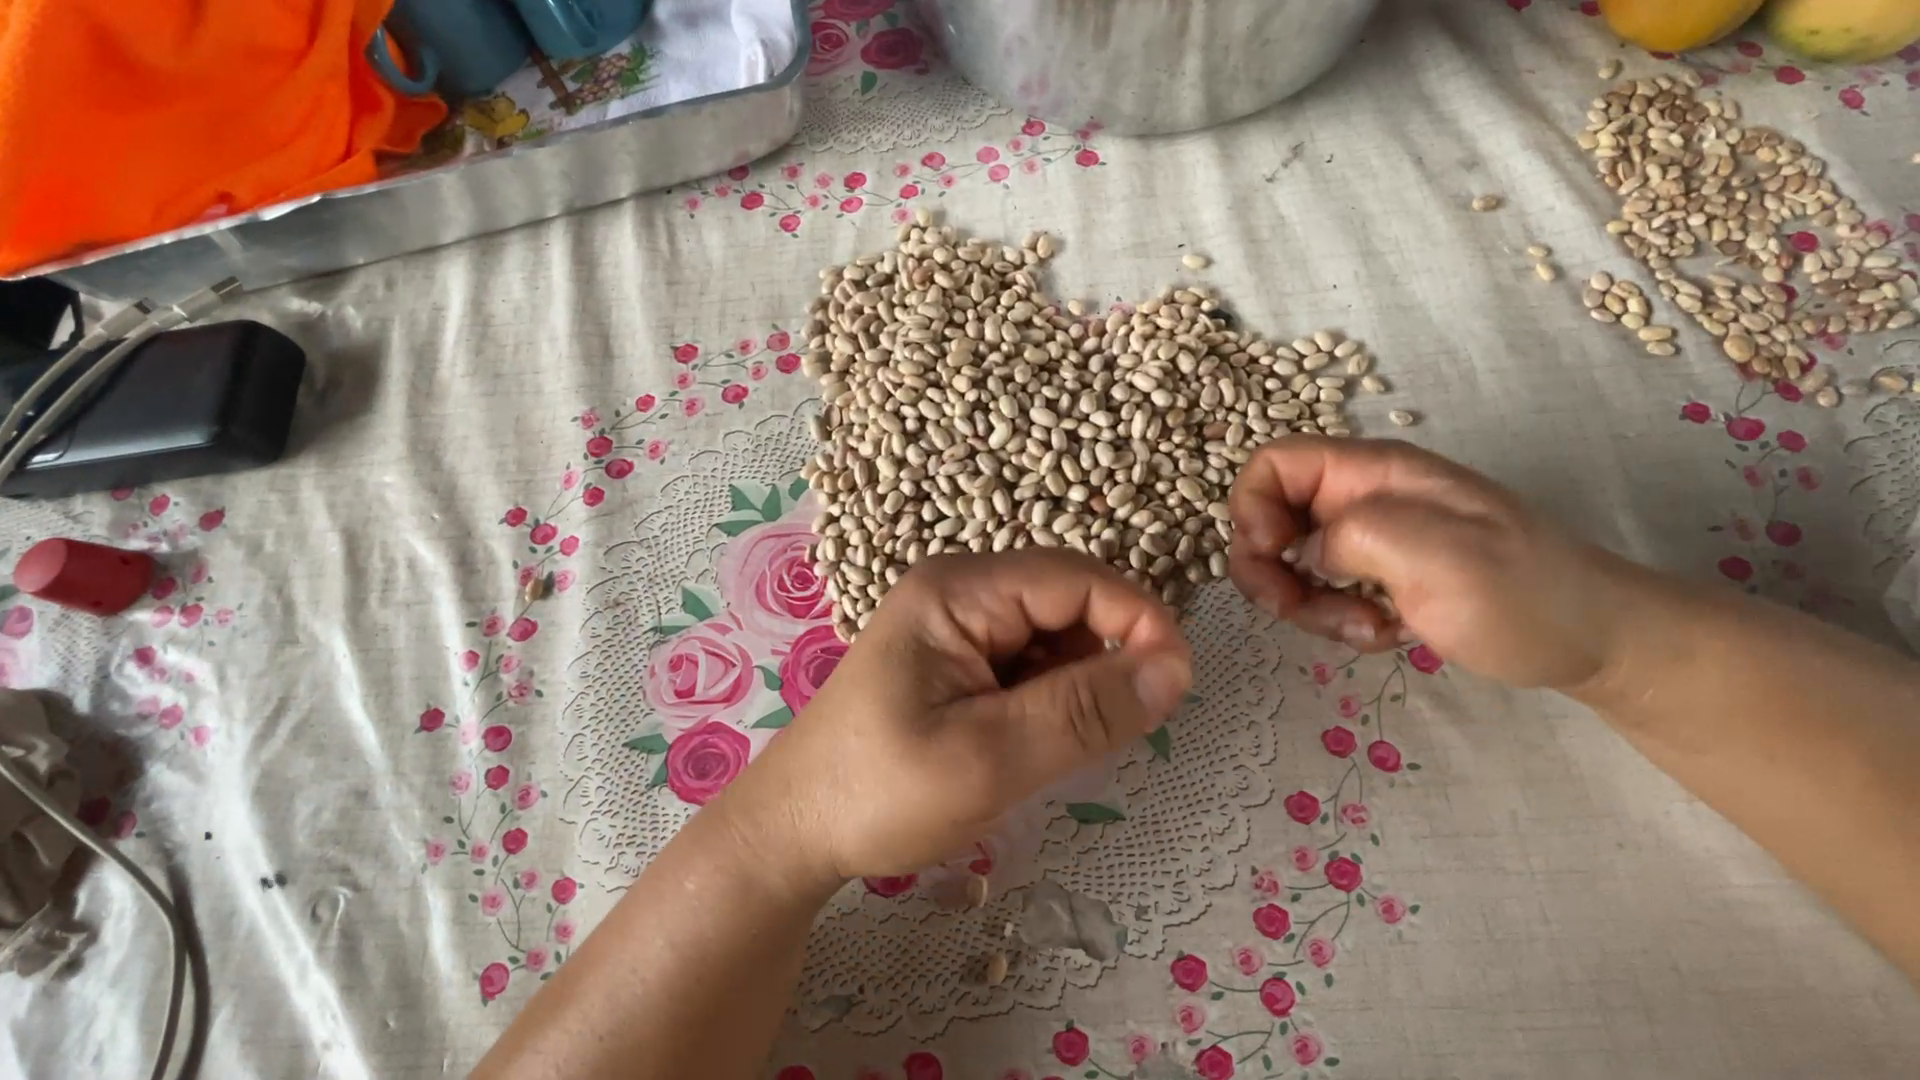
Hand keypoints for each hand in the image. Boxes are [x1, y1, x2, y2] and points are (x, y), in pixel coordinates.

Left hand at [715, 549, 1192, 887]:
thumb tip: (1176, 669)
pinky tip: (1026, 743)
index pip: (1075, 578)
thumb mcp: (988, 758)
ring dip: (1077, 684)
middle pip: (1067, 601)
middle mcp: (957, 592)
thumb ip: (1084, 712)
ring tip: (1049, 748)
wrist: (795, 832)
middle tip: (1108, 731)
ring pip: (1054, 636)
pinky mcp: (956, 662)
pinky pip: (1029, 664)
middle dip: (1104, 658)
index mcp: (956, 591)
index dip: (1137, 619)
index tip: (1176, 683)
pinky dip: (1050, 699)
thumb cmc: (879, 793)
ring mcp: (955, 627)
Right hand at [1226, 435, 1625, 691]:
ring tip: (1366, 629)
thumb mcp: (1440, 554)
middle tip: (1298, 609)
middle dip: (1271, 570)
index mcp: (1374, 472)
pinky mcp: (1376, 576)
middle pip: (1269, 517)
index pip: (1274, 462)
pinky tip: (1384, 634)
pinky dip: (1334, 620)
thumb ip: (1355, 534)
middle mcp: (1361, 497)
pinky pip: (1320, 593)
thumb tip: (1305, 553)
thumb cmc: (1524, 594)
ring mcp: (1369, 538)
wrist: (1595, 642)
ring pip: (1290, 563)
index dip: (1252, 507)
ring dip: (1307, 604)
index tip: (1275, 557)